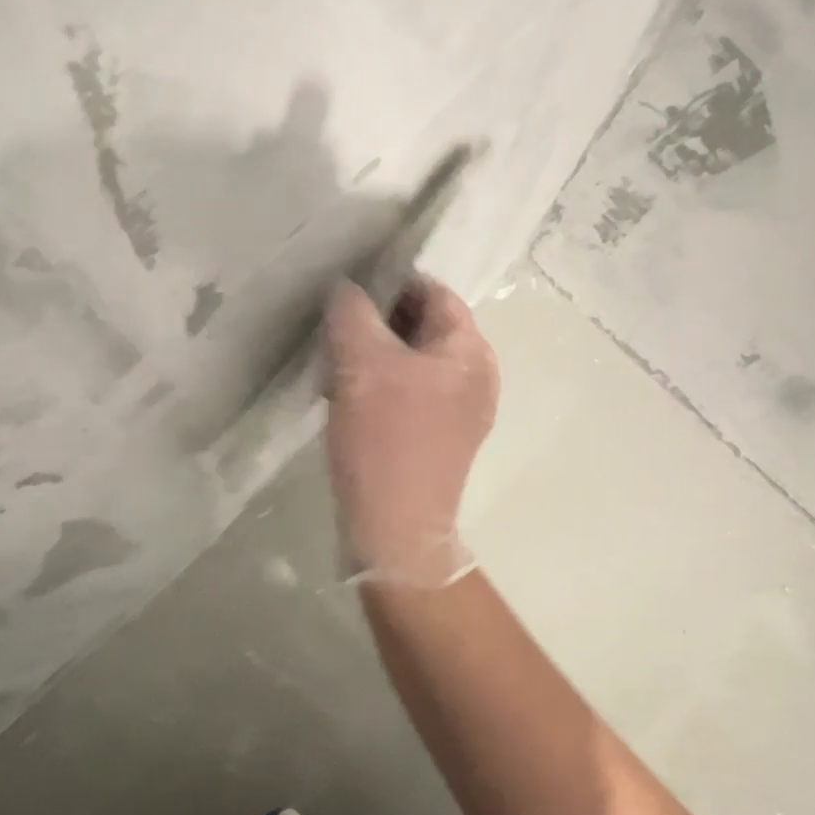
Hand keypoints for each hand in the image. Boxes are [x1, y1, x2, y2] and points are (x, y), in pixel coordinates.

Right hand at [324, 276, 498, 586]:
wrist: (395, 530)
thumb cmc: (383, 441)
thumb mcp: (360, 364)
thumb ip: (352, 312)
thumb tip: (346, 288)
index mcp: (470, 351)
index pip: (433, 292)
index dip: (389, 283)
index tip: (346, 292)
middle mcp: (478, 377)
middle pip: (426, 329)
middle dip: (379, 323)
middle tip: (336, 331)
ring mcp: (463, 414)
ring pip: (415, 365)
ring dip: (376, 358)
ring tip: (336, 367)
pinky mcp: (442, 443)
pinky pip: (412, 398)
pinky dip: (382, 390)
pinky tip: (349, 402)